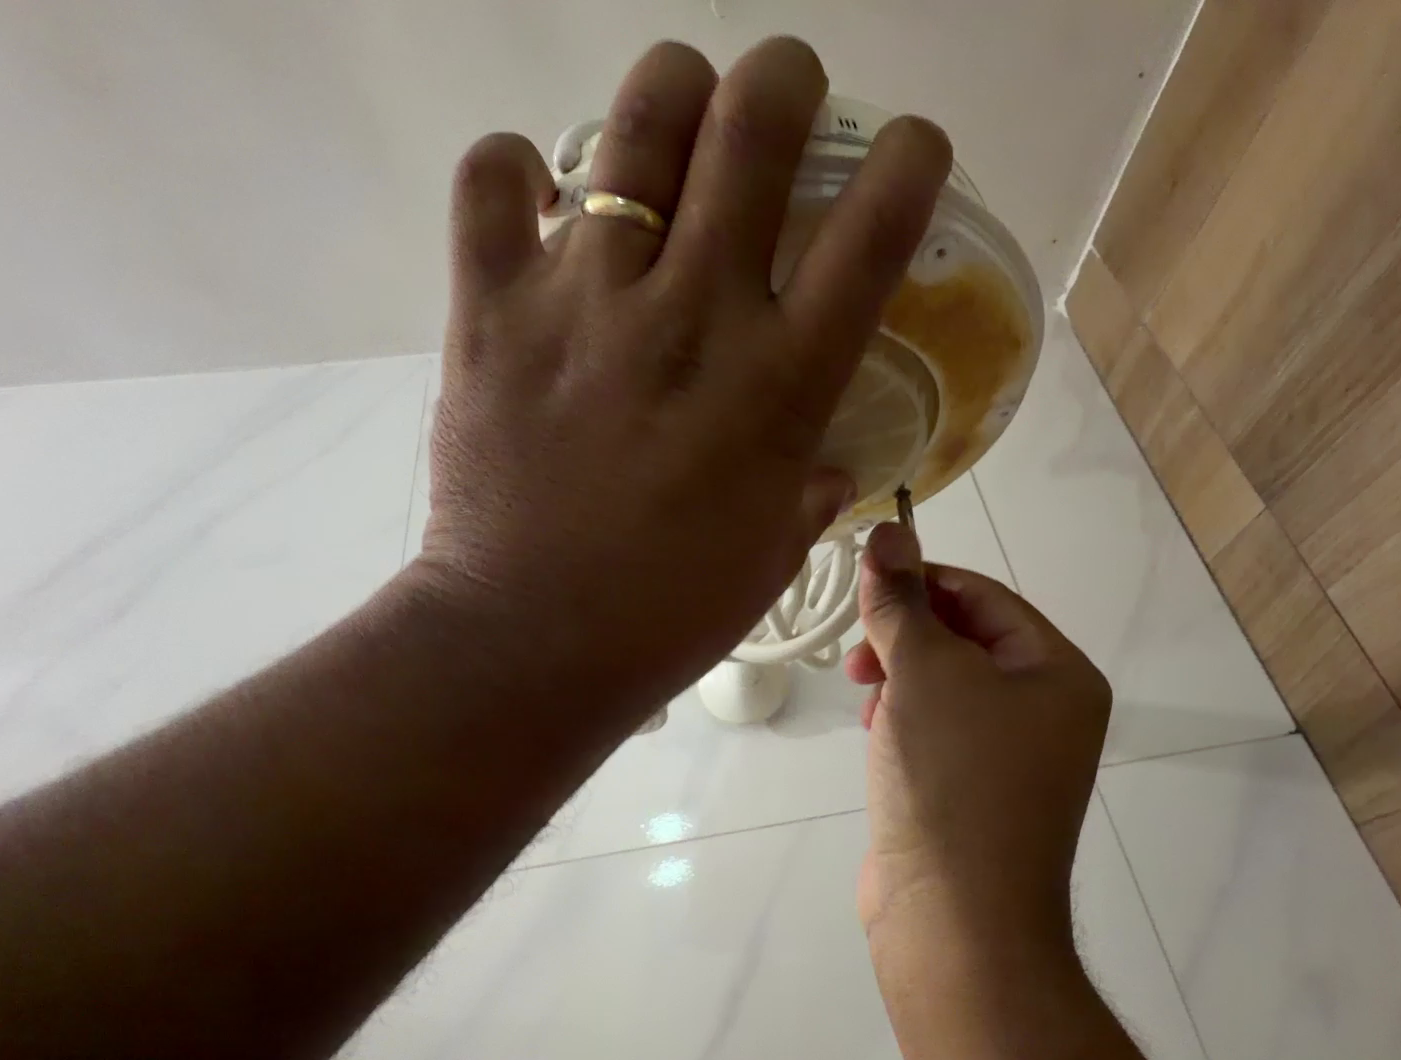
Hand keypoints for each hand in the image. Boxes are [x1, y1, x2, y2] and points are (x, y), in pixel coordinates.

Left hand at [408, 38, 951, 722]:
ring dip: (671, 90)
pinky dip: (514, 170)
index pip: (874, 227)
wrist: (530, 640)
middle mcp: (695, 313)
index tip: (908, 147)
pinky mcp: (492, 306)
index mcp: (779, 380)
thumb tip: (821, 462)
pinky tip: (534, 199)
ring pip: (636, 122)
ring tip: (674, 112)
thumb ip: (809, 486)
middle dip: (783, 77)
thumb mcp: (775, 550)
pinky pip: (492, 181)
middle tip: (779, 91)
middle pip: (754, 126)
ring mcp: (588, 298)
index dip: (909, 159)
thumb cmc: (671, 608)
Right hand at [845, 523, 1111, 944]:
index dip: (922, 581)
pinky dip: (904, 715)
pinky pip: (939, 726)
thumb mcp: (924, 672)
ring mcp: (1014, 754)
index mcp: (1059, 673)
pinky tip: (876, 730)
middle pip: (966, 637)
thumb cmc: (952, 778)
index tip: (864, 586)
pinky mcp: (976, 788)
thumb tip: (887, 531)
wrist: (955, 922)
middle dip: (906, 634)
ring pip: (946, 682)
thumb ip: (900, 601)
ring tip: (864, 692)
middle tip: (858, 651)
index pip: (985, 596)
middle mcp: (1048, 709)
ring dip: (900, 674)